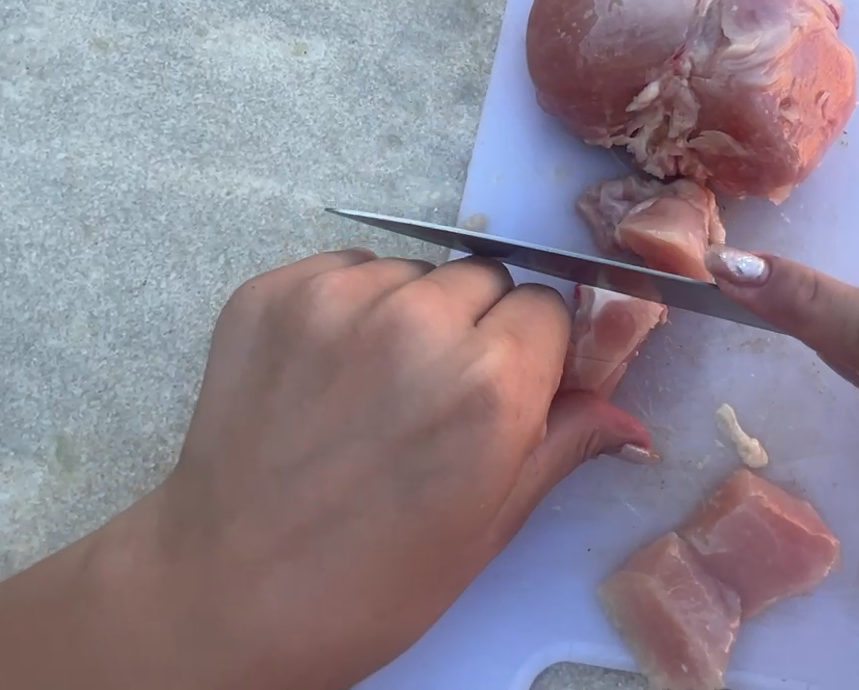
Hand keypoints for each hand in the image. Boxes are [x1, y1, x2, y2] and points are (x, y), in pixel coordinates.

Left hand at [113, 250, 651, 688]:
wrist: (225, 590)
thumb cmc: (374, 578)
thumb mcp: (490, 525)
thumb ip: (565, 444)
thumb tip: (633, 422)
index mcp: (489, 383)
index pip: (548, 305)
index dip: (531, 347)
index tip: (507, 382)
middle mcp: (418, 322)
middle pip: (485, 275)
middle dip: (477, 323)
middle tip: (435, 388)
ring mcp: (336, 299)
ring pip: (415, 271)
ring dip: (411, 311)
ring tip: (373, 381)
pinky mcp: (274, 290)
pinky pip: (347, 269)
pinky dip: (348, 305)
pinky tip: (326, 367)